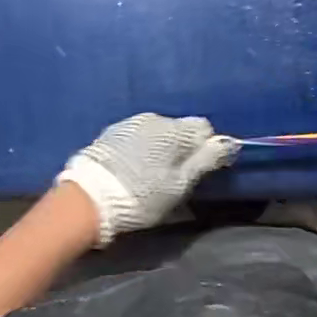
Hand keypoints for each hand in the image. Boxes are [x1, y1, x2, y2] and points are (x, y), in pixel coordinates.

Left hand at [55, 113, 242, 244]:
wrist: (89, 198)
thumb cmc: (141, 195)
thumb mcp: (180, 184)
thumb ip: (206, 160)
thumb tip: (227, 143)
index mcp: (171, 128)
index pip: (203, 128)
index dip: (205, 149)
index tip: (199, 171)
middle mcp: (149, 119)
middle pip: (177, 129)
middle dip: (181, 149)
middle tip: (174, 178)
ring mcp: (126, 125)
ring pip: (155, 134)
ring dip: (159, 149)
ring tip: (150, 176)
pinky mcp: (108, 135)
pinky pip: (135, 138)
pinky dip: (140, 150)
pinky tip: (132, 170)